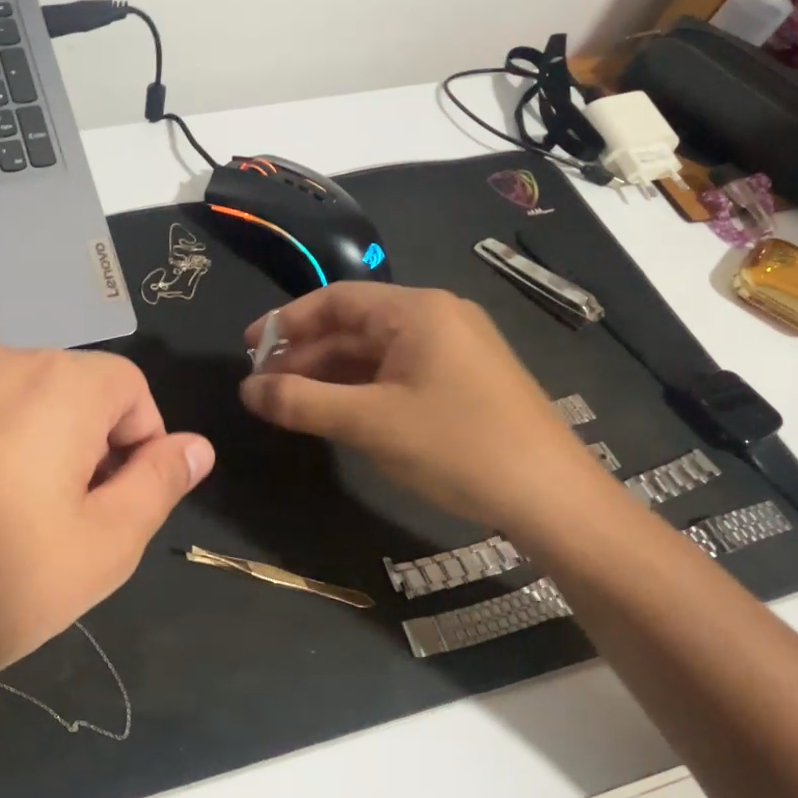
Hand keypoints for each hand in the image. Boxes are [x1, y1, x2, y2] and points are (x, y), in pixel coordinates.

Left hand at [0, 343, 213, 695]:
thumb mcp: (105, 549)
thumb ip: (158, 484)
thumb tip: (193, 445)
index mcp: (56, 382)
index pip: (127, 387)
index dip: (138, 444)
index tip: (116, 506)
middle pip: (61, 388)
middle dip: (79, 443)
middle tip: (57, 524)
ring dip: (17, 443)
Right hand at [241, 284, 609, 530]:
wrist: (551, 497)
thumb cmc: (456, 447)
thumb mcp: (368, 424)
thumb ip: (301, 403)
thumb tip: (246, 391)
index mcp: (416, 311)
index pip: (335, 300)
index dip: (286, 323)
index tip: (247, 352)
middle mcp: (436, 318)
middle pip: (353, 325)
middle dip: (304, 354)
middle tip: (262, 388)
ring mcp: (454, 350)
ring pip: (374, 352)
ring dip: (329, 375)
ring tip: (289, 405)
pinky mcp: (463, 381)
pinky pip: (396, 373)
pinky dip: (359, 389)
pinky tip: (336, 414)